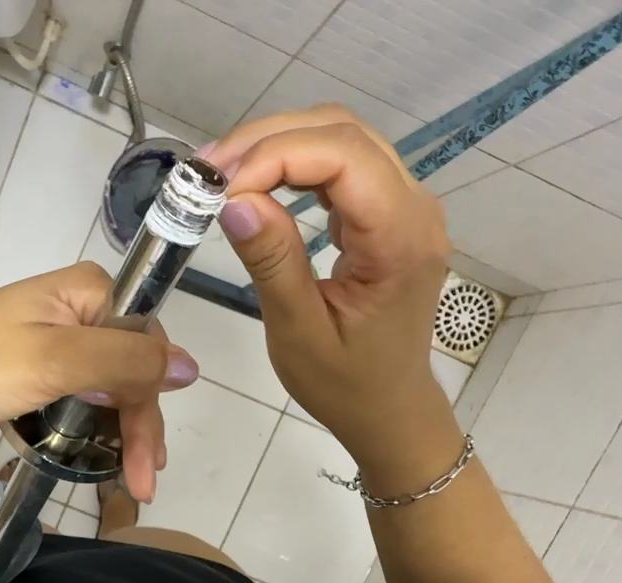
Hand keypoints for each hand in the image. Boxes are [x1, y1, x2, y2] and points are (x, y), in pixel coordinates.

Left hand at [0, 262, 198, 501]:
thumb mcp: (58, 361)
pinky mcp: (38, 363)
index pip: (145, 345)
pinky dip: (93, 424)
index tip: (149, 458)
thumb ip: (125, 361)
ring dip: (121, 431)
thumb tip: (190, 367)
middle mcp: (78, 308)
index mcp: (88, 291)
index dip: (150, 402)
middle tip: (142, 484)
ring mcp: (56, 336)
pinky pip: (81, 392)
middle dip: (137, 428)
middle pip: (129, 369)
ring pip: (108, 385)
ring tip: (130, 479)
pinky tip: (101, 452)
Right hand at [200, 106, 450, 436]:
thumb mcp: (299, 333)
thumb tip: (234, 201)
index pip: (342, 157)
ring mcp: (404, 206)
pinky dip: (294, 165)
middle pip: (343, 134)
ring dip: (278, 146)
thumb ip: (273, 262)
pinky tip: (256, 183)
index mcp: (400, 239)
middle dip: (269, 141)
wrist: (388, 408)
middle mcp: (414, 207)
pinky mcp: (386, 214)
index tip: (219, 190)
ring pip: (341, 140)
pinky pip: (342, 166)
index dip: (274, 157)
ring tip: (222, 175)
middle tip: (207, 172)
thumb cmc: (345, 384)